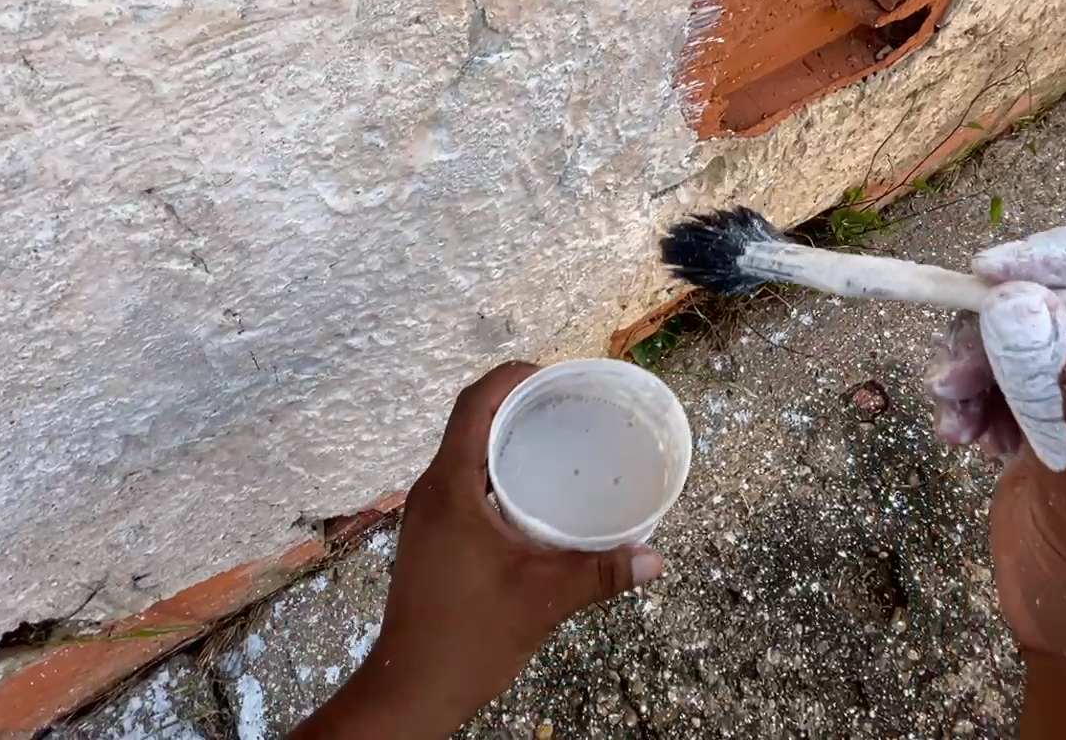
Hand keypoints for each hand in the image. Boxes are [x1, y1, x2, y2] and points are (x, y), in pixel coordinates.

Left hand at [290, 362, 663, 738]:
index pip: (473, 404)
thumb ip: (599, 574)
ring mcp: (427, 510)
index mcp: (449, 485)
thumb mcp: (541, 599)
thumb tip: (656, 558)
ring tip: (552, 435)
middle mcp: (432, 487)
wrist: (410, 689)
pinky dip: (493, 464)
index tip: (551, 375)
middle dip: (513, 400)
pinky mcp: (431, 530)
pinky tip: (528, 487)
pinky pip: (462, 475)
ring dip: (502, 432)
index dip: (509, 377)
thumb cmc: (468, 636)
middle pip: (469, 419)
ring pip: (463, 448)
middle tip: (564, 403)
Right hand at [925, 229, 1065, 738]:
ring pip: (1035, 335)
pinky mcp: (1063, 423)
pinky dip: (972, 396)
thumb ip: (1064, 402)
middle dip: (1011, 322)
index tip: (998, 271)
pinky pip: (1008, 376)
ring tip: (947, 406)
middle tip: (953, 355)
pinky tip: (958, 434)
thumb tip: (1015, 302)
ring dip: (980, 362)